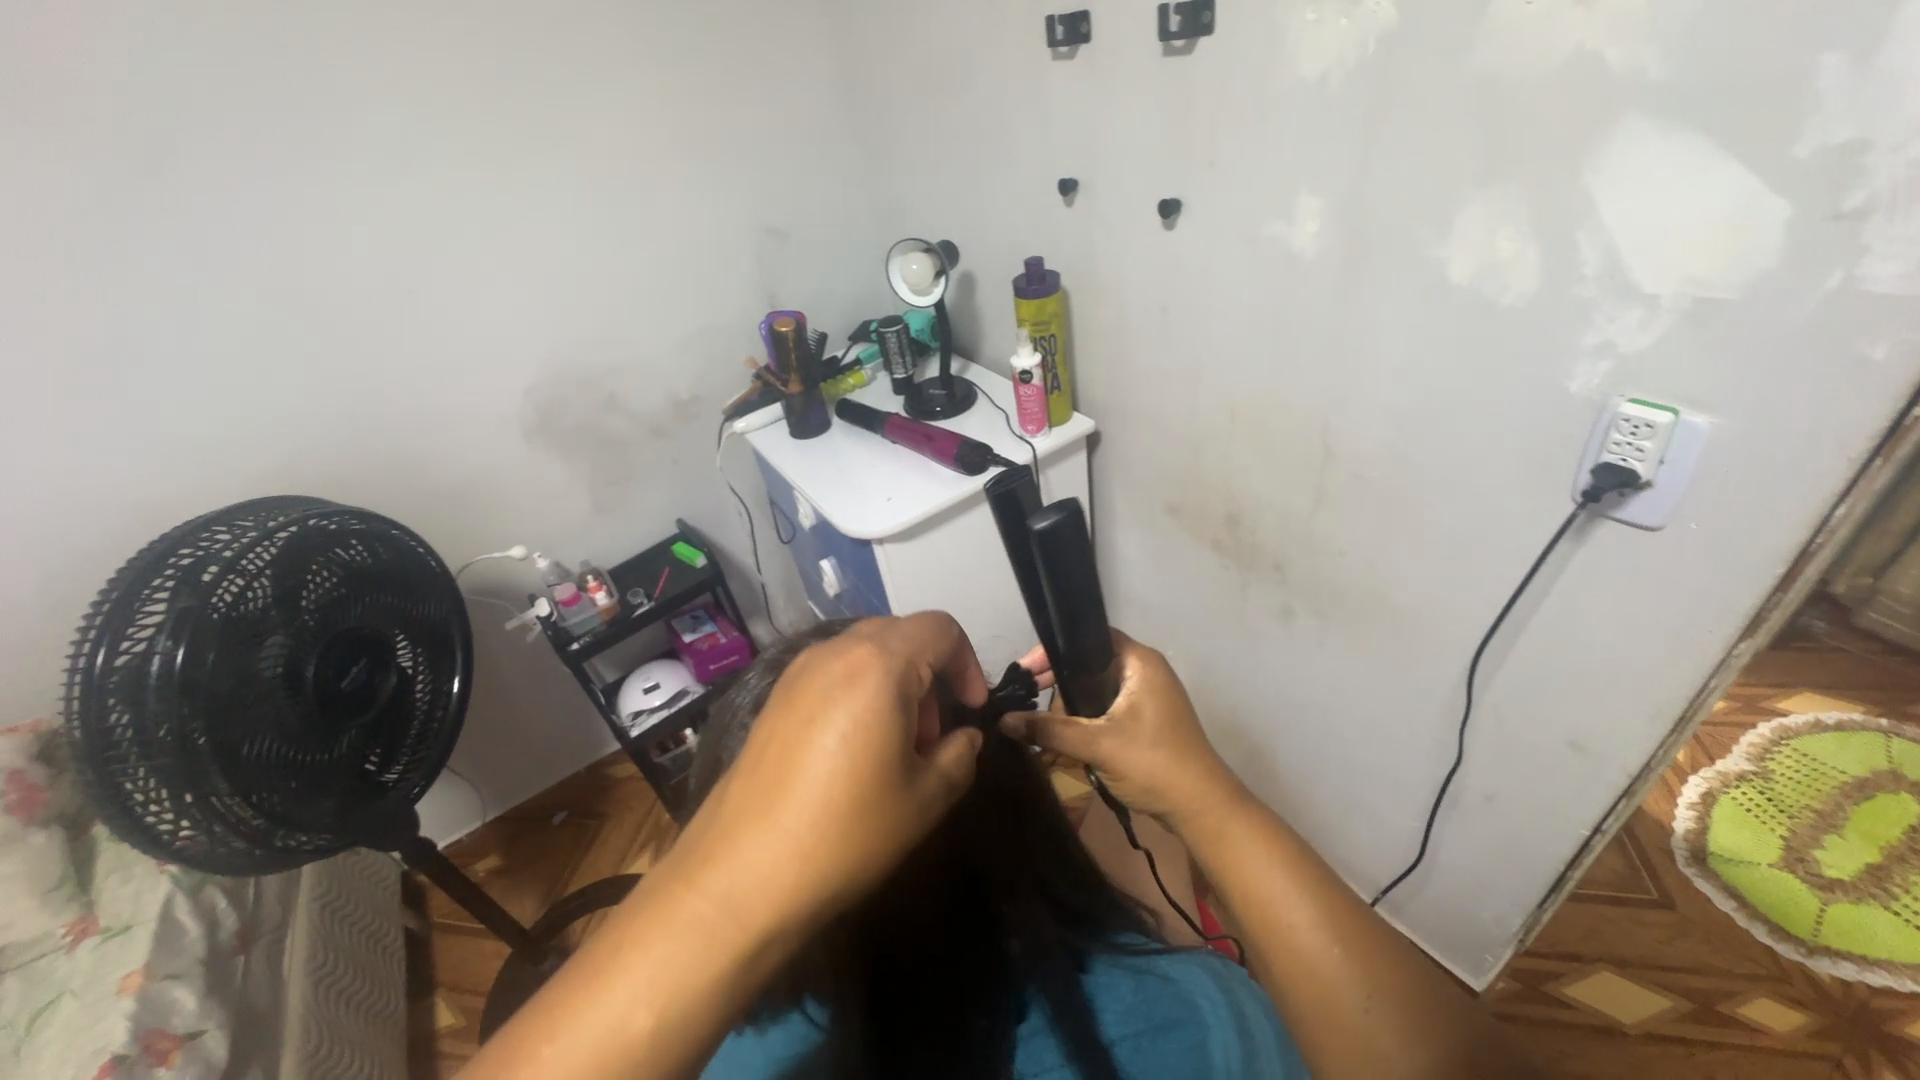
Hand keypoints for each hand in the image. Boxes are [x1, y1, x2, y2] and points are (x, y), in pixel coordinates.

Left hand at [669, 612, 989, 934]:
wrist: (742, 874)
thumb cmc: (845, 831)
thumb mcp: (925, 799)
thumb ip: (960, 755)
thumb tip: (963, 738)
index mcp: (878, 664)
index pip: (940, 628)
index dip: (968, 664)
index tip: (971, 712)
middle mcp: (835, 652)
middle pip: (902, 635)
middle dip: (931, 676)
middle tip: (934, 738)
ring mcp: (798, 673)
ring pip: (865, 653)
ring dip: (896, 686)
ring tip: (896, 750)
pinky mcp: (775, 699)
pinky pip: (834, 675)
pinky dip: (861, 695)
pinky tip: (855, 755)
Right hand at [1001, 631, 1245, 824]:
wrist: (1201, 809)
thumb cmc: (1154, 764)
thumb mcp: (1097, 744)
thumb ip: (1049, 730)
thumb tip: (1003, 721)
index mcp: (1139, 662)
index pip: (1089, 638)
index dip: (1055, 651)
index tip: (1027, 673)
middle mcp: (1144, 673)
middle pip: (1088, 667)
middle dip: (1059, 690)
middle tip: (1031, 708)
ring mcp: (1146, 700)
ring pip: (1094, 694)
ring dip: (1070, 714)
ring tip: (1048, 735)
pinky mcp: (1145, 724)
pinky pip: (1105, 714)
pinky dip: (1086, 726)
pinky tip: (1065, 745)